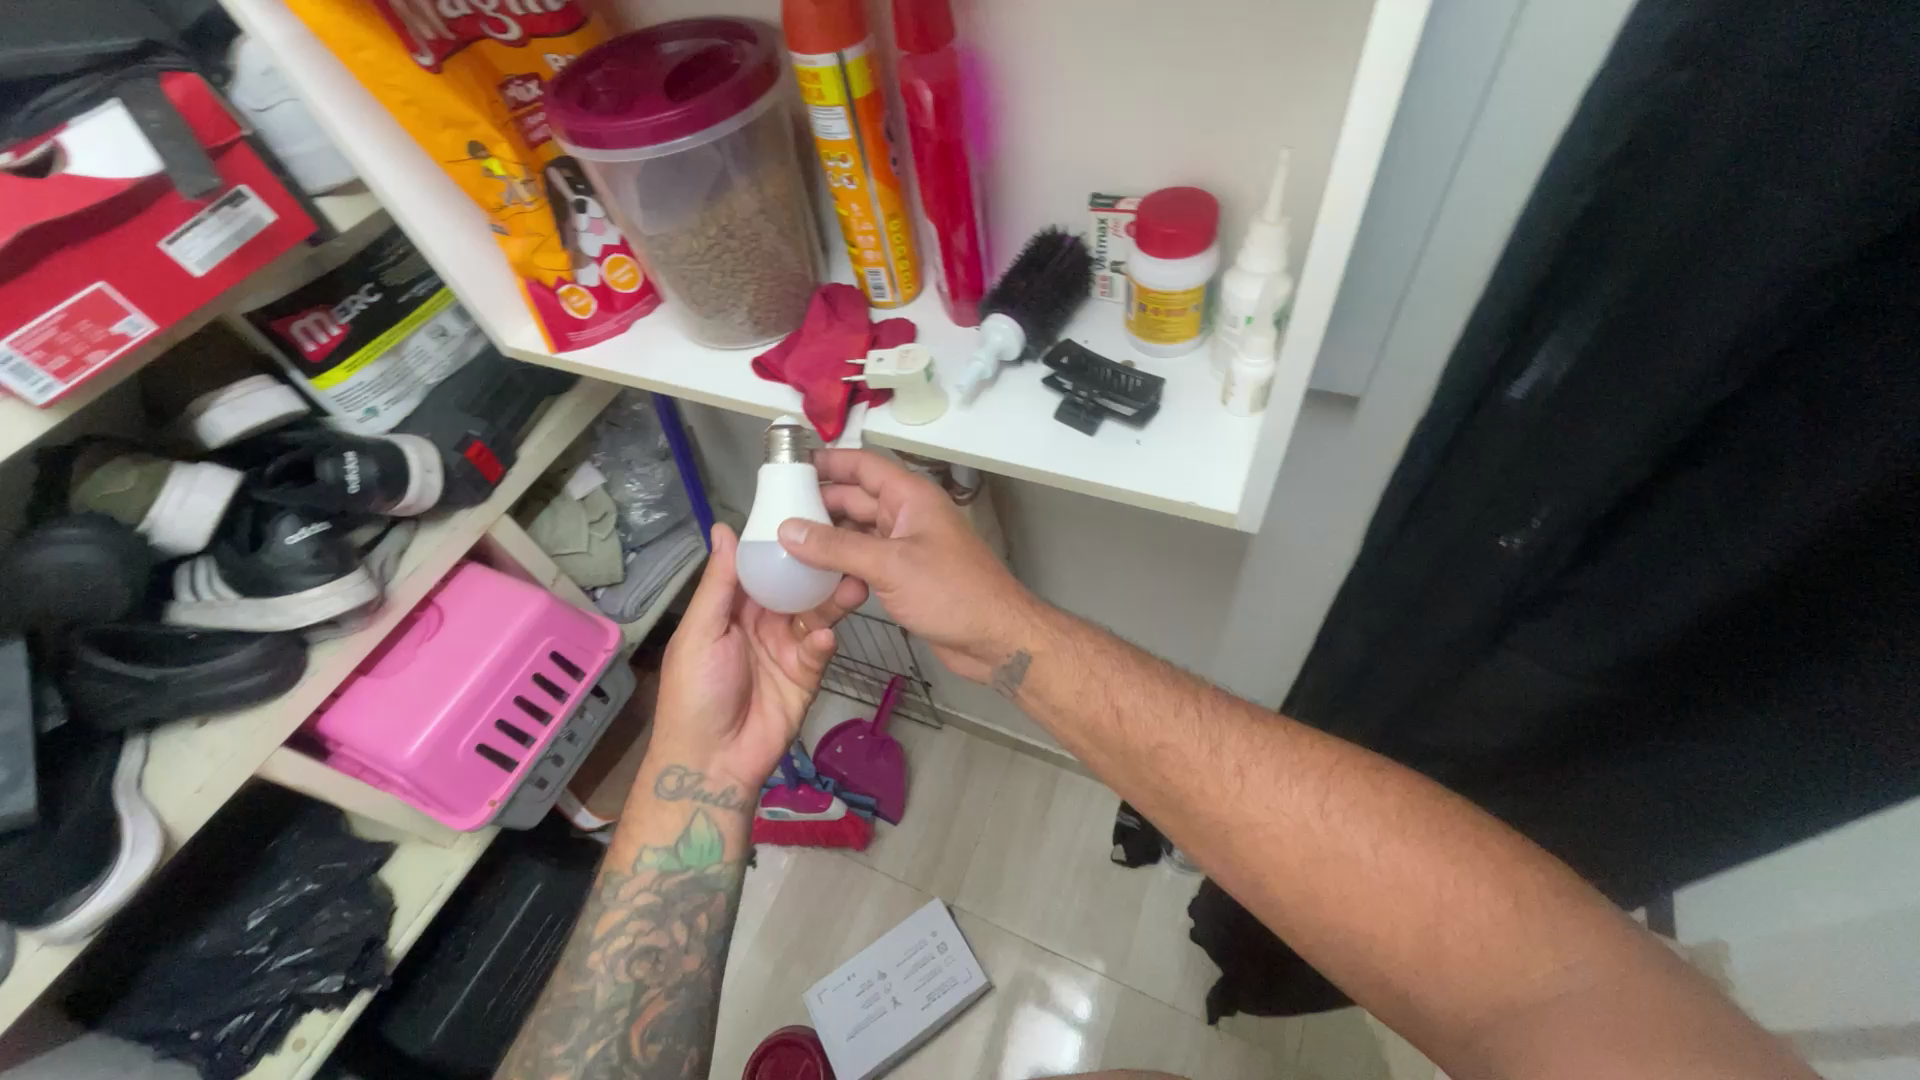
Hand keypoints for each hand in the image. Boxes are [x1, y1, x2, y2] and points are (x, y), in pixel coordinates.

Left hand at [651, 523, 867, 788]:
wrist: (711, 761)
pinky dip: (823, 642)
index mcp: (734, 609)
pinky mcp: (807, 675)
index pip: (763, 568)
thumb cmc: (694, 693)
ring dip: (833, 600)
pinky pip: (819, 651)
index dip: (782, 544)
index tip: (808, 513)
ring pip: (816, 614)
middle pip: (797, 588)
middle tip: (846, 548)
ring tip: (854, 586)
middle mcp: (764, 623)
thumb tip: (723, 528)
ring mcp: (788, 649)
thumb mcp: (700, 632)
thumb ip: (719, 583)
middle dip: (819, 569)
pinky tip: (825, 637)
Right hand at [776, 450, 1037, 683]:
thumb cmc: (952, 592)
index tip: (789, 466)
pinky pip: (867, 562)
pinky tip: (816, 577)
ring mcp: (907, 547)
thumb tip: (788, 530)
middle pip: (856, 499)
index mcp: (911, 497)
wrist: (995, 638)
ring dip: (828, 538)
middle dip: (819, 504)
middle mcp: (908, 515)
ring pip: (859, 532)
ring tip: (786, 545)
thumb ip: (837, 547)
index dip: (827, 462)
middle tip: (775, 513)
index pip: (863, 466)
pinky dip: (843, 566)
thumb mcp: (890, 565)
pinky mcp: (906, 576)